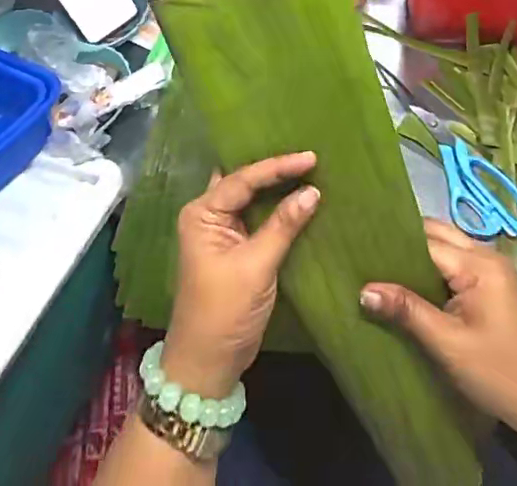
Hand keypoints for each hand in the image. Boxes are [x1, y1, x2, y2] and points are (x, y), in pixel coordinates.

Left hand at [164, 152, 320, 396]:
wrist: (207, 365)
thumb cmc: (224, 313)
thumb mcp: (256, 267)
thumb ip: (283, 225)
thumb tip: (313, 190)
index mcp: (202, 214)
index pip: (244, 179)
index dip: (278, 166)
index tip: (311, 157)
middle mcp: (208, 215)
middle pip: (244, 180)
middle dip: (273, 166)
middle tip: (307, 150)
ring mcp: (221, 231)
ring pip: (250, 195)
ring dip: (276, 183)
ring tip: (306, 164)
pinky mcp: (235, 246)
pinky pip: (257, 213)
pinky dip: (276, 203)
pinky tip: (296, 193)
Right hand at [360, 219, 516, 428]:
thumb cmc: (497, 372)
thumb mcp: (447, 343)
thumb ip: (407, 311)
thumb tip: (364, 289)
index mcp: (480, 264)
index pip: (427, 242)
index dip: (394, 246)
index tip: (360, 251)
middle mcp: (487, 255)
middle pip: (438, 234)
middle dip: (404, 242)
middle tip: (366, 255)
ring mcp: (491, 268)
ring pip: (446, 246)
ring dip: (417, 254)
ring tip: (381, 267)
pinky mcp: (491, 283)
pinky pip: (454, 261)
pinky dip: (431, 266)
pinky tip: (408, 283)